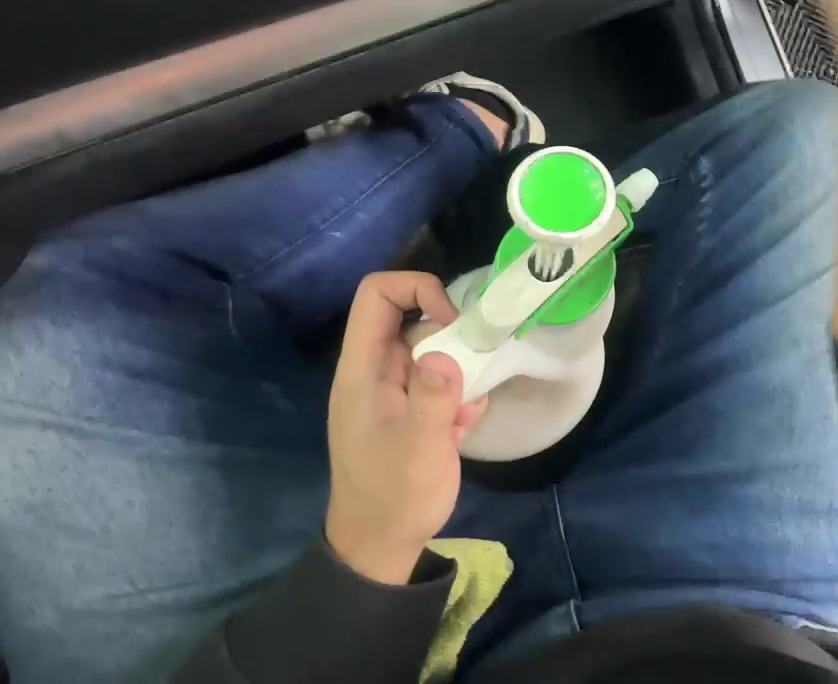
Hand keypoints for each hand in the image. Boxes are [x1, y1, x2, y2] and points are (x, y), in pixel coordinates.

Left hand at [324, 272, 487, 583]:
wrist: (380, 547)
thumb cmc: (394, 497)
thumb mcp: (418, 451)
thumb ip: (431, 401)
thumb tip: (443, 354)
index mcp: (363, 369)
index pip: (378, 294)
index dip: (417, 289)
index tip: (453, 322)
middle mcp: (376, 369)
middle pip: (415, 318)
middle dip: (454, 339)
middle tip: (473, 374)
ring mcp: (394, 388)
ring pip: (436, 348)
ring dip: (462, 372)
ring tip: (466, 415)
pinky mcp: (412, 406)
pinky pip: (443, 377)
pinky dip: (461, 395)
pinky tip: (462, 430)